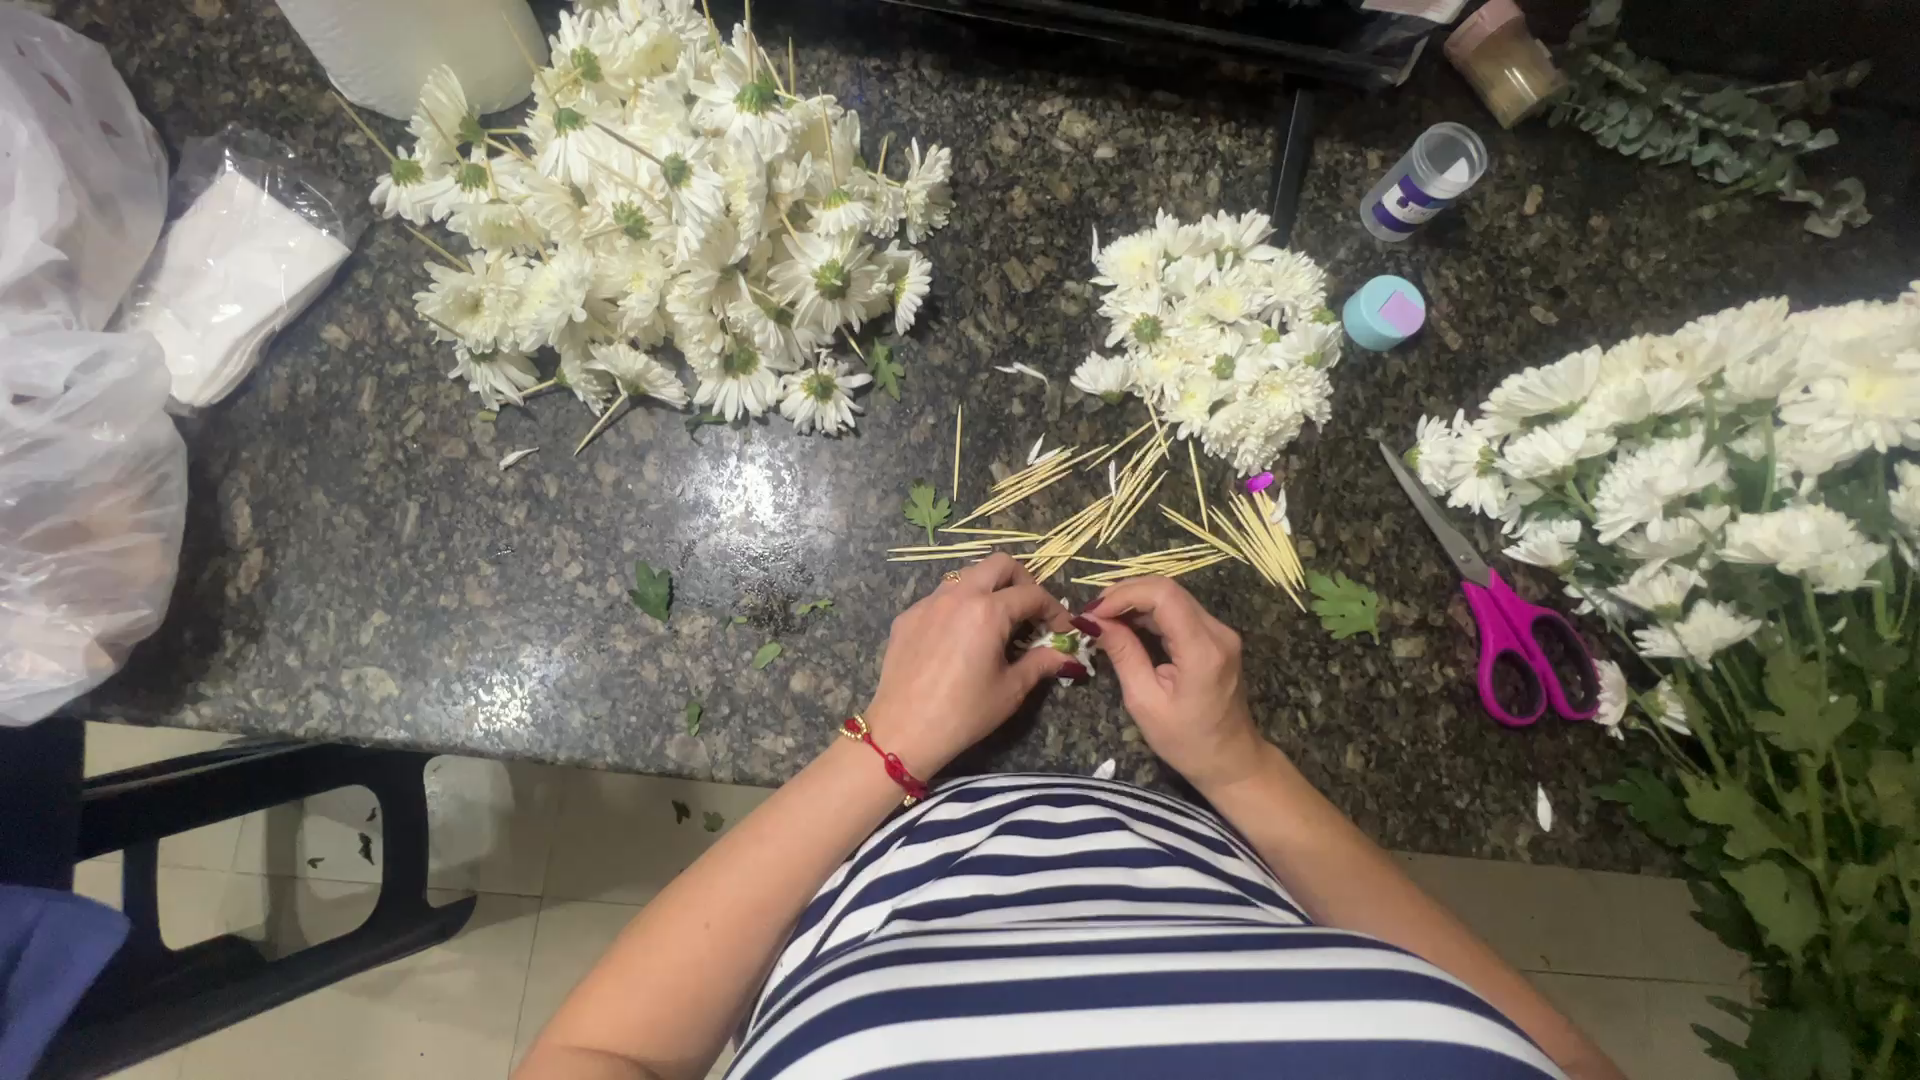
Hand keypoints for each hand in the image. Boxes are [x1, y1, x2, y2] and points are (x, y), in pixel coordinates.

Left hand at [864, 554, 1078, 776]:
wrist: (903, 731)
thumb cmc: (963, 713)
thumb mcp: (1010, 690)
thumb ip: (1040, 663)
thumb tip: (1065, 656)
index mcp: (988, 611)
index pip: (1032, 595)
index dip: (1054, 610)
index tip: (1062, 629)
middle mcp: (957, 596)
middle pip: (999, 564)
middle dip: (1022, 581)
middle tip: (1030, 611)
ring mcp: (928, 603)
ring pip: (966, 575)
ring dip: (988, 588)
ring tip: (995, 620)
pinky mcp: (907, 616)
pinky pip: (939, 597)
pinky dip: (958, 606)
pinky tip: (959, 637)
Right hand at [1084, 576, 1269, 791]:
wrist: (1231, 761)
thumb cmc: (1186, 741)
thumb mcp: (1144, 701)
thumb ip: (1123, 654)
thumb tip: (1094, 621)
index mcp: (1202, 650)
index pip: (1163, 595)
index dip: (1124, 595)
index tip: (1094, 613)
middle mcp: (1217, 632)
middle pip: (1167, 589)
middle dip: (1125, 594)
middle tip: (1093, 614)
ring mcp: (1220, 632)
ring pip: (1172, 596)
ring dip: (1134, 602)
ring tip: (1103, 619)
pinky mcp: (1215, 637)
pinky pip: (1178, 611)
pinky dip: (1148, 613)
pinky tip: (1125, 625)